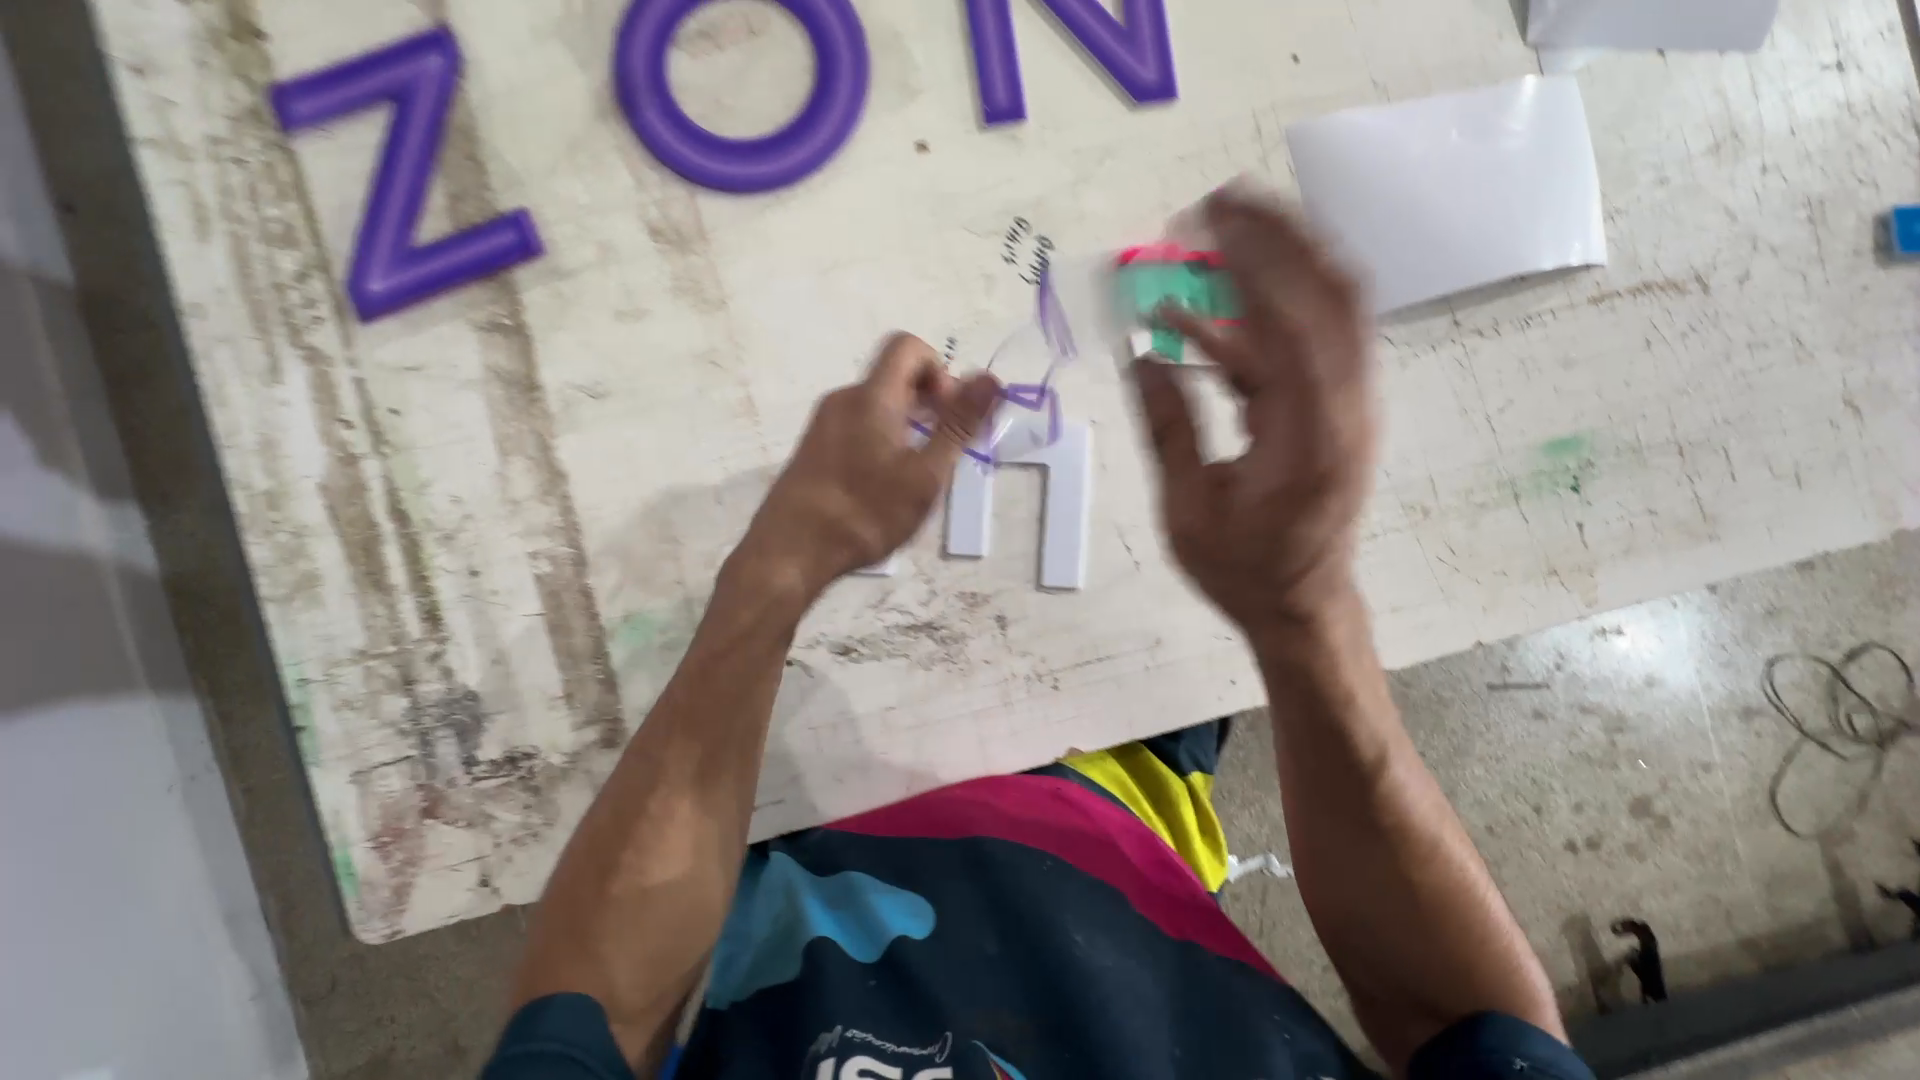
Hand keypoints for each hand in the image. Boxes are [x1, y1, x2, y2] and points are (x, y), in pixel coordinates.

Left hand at [733, 333, 1000, 599]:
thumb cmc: (864, 513)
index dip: (940, 370)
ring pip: (877, 404)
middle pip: (894, 376)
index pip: (908, 347)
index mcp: (872, 396)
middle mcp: (843, 399)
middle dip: (929, 402)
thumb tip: (991, 377)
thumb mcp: (925, 474)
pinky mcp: (813, 448)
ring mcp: (823, 424)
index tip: (948, 414)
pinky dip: (882, 440)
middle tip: (941, 450)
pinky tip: (884, 486)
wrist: (789, 553)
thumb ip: (959, 424)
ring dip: (906, 425)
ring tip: (915, 475)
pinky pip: (857, 426)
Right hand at [1132, 188, 1377, 634]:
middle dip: (1280, 237)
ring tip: (1216, 232)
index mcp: (1312, 437)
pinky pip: (1307, 340)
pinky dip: (1265, 311)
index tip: (1204, 222)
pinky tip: (1205, 311)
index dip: (1253, 265)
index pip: (1293, 326)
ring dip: (1281, 260)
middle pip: (1334, 293)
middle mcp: (1346, 407)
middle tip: (1217, 204)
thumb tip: (1139, 353)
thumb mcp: (1188, 511)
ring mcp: (1349, 403)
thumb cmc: (1244, 571)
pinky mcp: (1336, 406)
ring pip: (1331, 307)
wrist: (1304, 606)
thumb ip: (1169, 428)